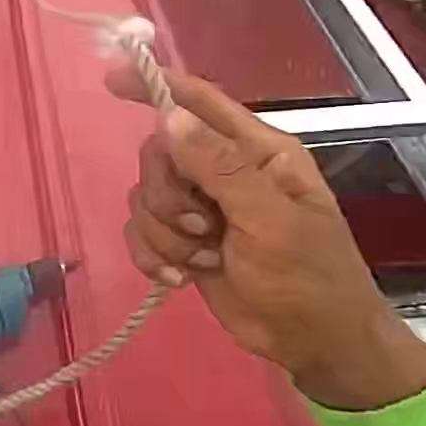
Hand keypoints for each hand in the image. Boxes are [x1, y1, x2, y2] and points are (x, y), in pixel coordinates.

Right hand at [111, 68, 425, 410]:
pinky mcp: (180, 240)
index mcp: (255, 152)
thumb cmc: (310, 278)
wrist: (313, 346)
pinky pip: (139, 231)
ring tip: (206, 259)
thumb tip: (168, 117)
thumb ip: (219, 167)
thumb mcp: (270, 220)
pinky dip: (151, 255)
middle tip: (203, 228)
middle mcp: (221, 171)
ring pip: (144, 197)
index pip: (199, 102)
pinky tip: (179, 278)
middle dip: (168, 197)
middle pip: (158, 156)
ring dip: (166, 235)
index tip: (112, 80)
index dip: (155, 86)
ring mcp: (198, 206)